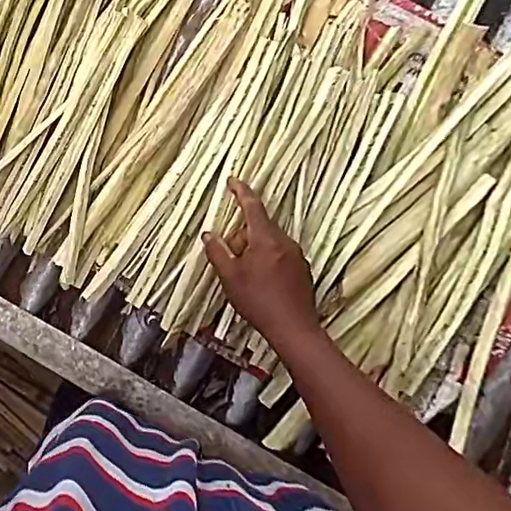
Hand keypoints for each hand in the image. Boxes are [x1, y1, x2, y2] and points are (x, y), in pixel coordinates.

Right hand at [202, 179, 321, 350]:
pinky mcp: (302, 269)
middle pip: (258, 226)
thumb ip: (217, 252)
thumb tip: (208, 234)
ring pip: (269, 241)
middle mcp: (284, 241)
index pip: (252, 206)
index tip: (232, 181)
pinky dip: (266, 260)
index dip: (241, 191)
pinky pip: (279, 254)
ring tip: (245, 276)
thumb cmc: (258, 302)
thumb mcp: (230, 277)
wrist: (294, 330)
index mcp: (265, 239)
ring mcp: (296, 255)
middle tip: (230, 259)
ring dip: (253, 249)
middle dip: (241, 236)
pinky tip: (261, 283)